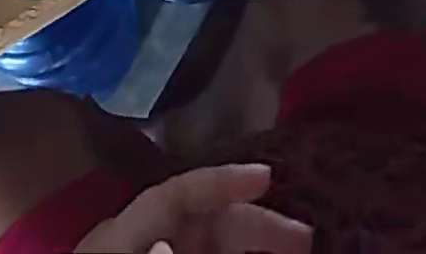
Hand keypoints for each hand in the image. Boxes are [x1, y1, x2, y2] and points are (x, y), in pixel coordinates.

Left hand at [73, 163, 311, 253]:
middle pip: (200, 221)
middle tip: (303, 235)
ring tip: (292, 248)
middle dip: (250, 223)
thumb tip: (168, 244)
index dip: (220, 182)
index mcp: (122, 237)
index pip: (177, 196)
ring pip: (205, 245)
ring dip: (247, 246)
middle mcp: (136, 243)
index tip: (267, 177)